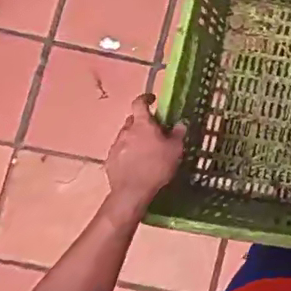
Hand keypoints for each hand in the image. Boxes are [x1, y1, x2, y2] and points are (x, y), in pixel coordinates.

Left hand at [102, 96, 185, 219]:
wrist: (132, 192)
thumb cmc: (157, 167)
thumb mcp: (175, 150)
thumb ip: (177, 134)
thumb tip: (180, 123)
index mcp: (142, 125)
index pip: (139, 103)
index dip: (145, 98)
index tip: (152, 99)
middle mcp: (126, 131)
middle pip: (132, 120)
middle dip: (142, 122)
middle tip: (154, 131)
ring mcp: (116, 146)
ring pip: (126, 136)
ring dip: (134, 138)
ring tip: (146, 150)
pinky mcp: (110, 160)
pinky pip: (120, 150)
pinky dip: (128, 152)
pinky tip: (136, 163)